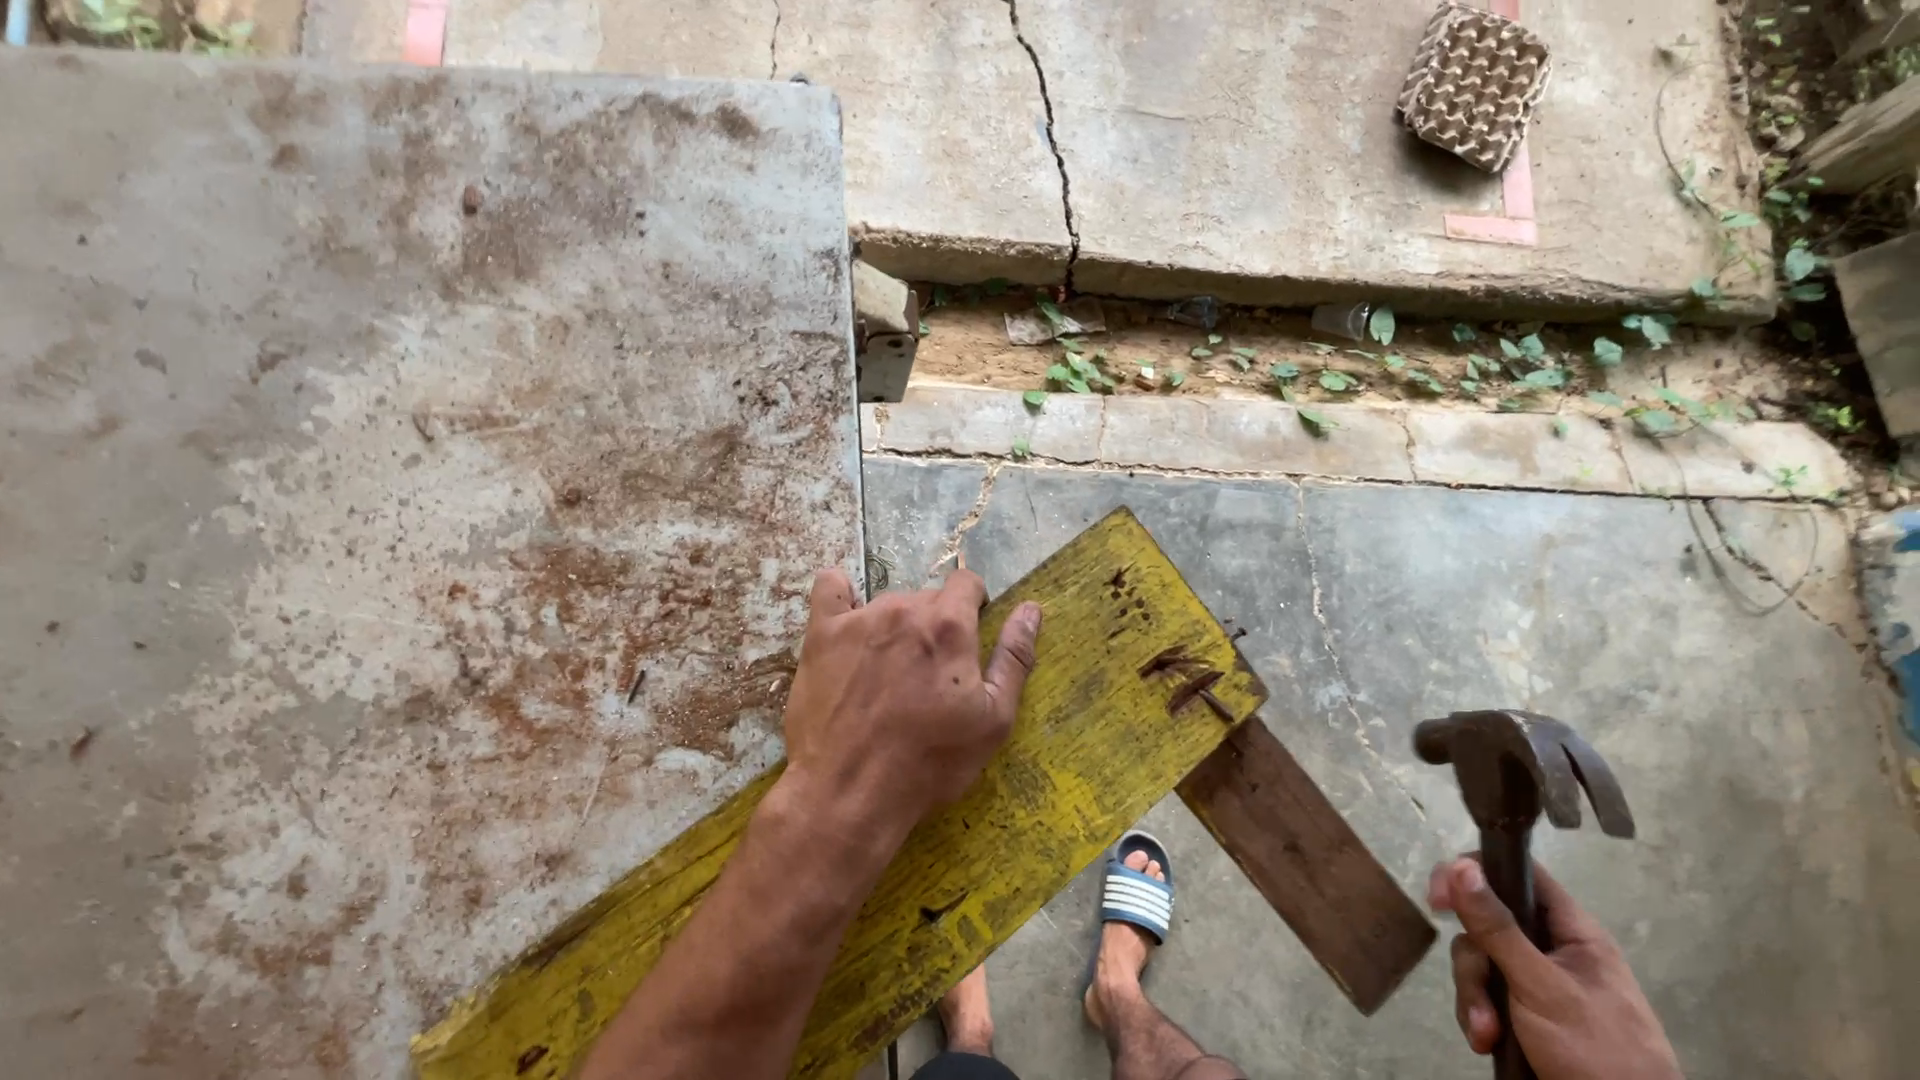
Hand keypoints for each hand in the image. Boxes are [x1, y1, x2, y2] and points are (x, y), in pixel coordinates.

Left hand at [779, 566, 1041, 829]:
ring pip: (887, 603)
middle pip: (927, 597)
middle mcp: (905, 609)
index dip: (973, 605)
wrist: (850, 791)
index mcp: (949, 626)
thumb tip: (1031, 609)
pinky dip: (841, 594)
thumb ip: (1015, 658)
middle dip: (935, 624)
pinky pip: (830, 588)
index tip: (968, 637)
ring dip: (896, 625)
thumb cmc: (930, 762)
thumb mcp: (993, 720)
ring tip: (888, 671)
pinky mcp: (820, 634)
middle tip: (929, 672)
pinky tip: (846, 618)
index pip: (966, 582)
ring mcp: (859, 619)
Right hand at [1428, 855, 1681, 1079]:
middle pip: (1485, 923)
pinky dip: (1478, 1016)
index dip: (1472, 872)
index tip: (1440, 899)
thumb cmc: (1600, 1051)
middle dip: (1472, 963)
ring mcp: (1537, 981)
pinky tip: (1487, 1042)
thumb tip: (1459, 864)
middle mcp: (1551, 948)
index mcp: (1571, 931)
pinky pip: (1484, 995)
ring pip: (1480, 962)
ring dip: (1473, 997)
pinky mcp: (1524, 1011)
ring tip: (1486, 1034)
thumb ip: (1498, 928)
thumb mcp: (1543, 987)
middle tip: (1478, 994)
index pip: (1516, 873)